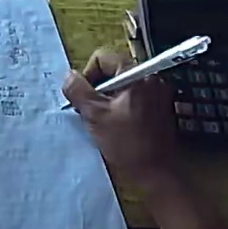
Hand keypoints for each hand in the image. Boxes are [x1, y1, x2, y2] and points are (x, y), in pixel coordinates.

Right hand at [62, 48, 184, 197]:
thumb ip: (78, 90)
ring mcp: (157, 92)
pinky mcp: (158, 106)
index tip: (84, 97)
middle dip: (96, 87)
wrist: (157, 172)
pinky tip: (114, 123)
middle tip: (90, 109)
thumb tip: (69, 76)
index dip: (88, 74)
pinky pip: (130, 95)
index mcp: (138, 75)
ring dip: (105, 97)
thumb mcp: (94, 114)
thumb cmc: (127, 142)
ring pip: (120, 84)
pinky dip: (118, 104)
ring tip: (102, 118)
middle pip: (112, 69)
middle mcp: (151, 78)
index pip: (103, 57)